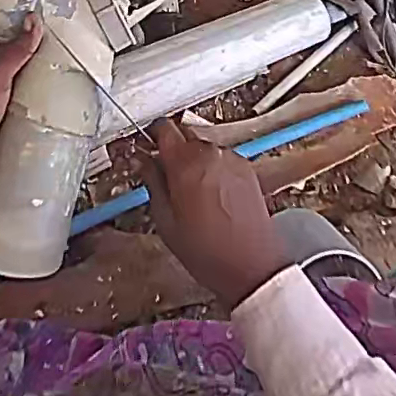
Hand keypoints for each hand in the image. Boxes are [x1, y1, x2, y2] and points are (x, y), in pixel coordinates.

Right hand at [139, 118, 289, 306]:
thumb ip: (152, 182)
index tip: (148, 147)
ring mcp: (230, 158)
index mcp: (184, 162)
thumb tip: (142, 161)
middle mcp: (208, 153)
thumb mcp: (166, 220)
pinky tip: (213, 195)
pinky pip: (221, 157)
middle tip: (169, 175)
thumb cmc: (206, 250)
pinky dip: (214, 167)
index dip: (153, 135)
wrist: (252, 266)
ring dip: (195, 159)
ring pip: (203, 146)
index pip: (163, 128)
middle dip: (174, 149)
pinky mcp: (246, 167)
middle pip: (184, 134)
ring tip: (194, 191)